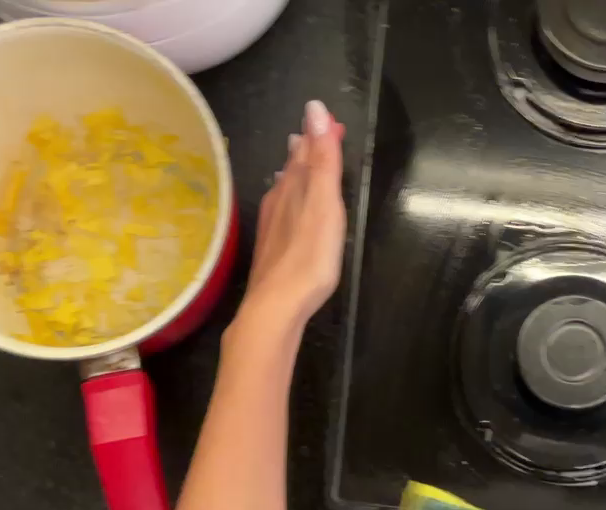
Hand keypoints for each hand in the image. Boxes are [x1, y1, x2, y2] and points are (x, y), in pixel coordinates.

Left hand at [237, 100, 345, 335]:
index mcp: (295, 187)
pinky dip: (286, 197)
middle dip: (306, 149)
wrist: (278, 304)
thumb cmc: (310, 257)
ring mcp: (273, 224)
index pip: (308, 150)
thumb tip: (316, 109)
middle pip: (294, 166)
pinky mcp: (273, 247)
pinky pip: (280, 210)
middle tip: (314, 133)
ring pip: (284, 187)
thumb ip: (323, 160)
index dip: (320, 135)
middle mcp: (280, 199)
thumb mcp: (325, 204)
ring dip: (294, 171)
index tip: (332, 121)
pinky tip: (284, 203)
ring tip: (296, 156)